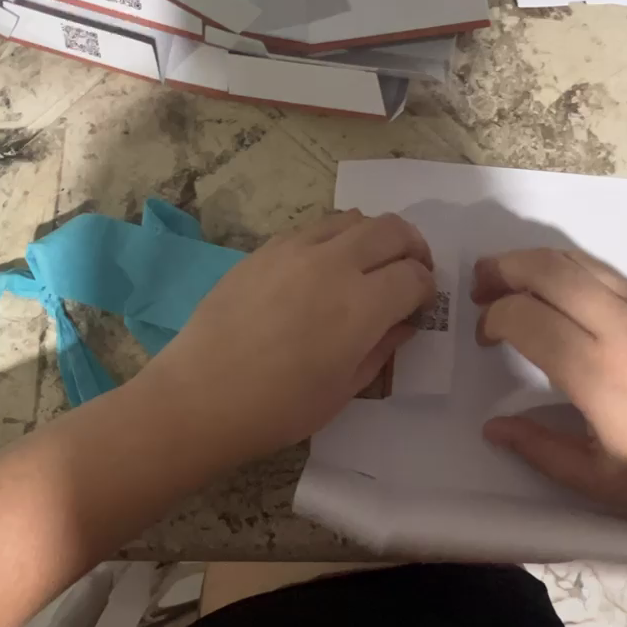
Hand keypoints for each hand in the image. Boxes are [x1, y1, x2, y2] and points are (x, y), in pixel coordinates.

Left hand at [140, 211, 435, 463]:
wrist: (200, 396)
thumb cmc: (278, 408)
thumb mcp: (345, 389)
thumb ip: (383, 348)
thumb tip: (404, 322)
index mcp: (361, 305)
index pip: (415, 276)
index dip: (426, 291)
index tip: (419, 307)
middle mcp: (334, 264)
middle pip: (392, 230)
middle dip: (412, 248)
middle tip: (408, 274)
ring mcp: (295, 249)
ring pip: (353, 218)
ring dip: (373, 237)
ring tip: (367, 267)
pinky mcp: (265, 249)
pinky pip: (314, 228)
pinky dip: (334, 239)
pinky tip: (322, 270)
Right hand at [473, 249, 626, 540]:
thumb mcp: (602, 481)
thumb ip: (540, 449)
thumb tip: (494, 427)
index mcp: (596, 370)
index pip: (522, 315)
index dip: (492, 320)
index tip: (484, 339)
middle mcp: (620, 325)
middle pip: (547, 268)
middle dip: (502, 269)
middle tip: (479, 288)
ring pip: (580, 261)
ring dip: (536, 263)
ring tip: (512, 281)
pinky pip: (609, 273)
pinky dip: (573, 271)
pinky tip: (567, 297)